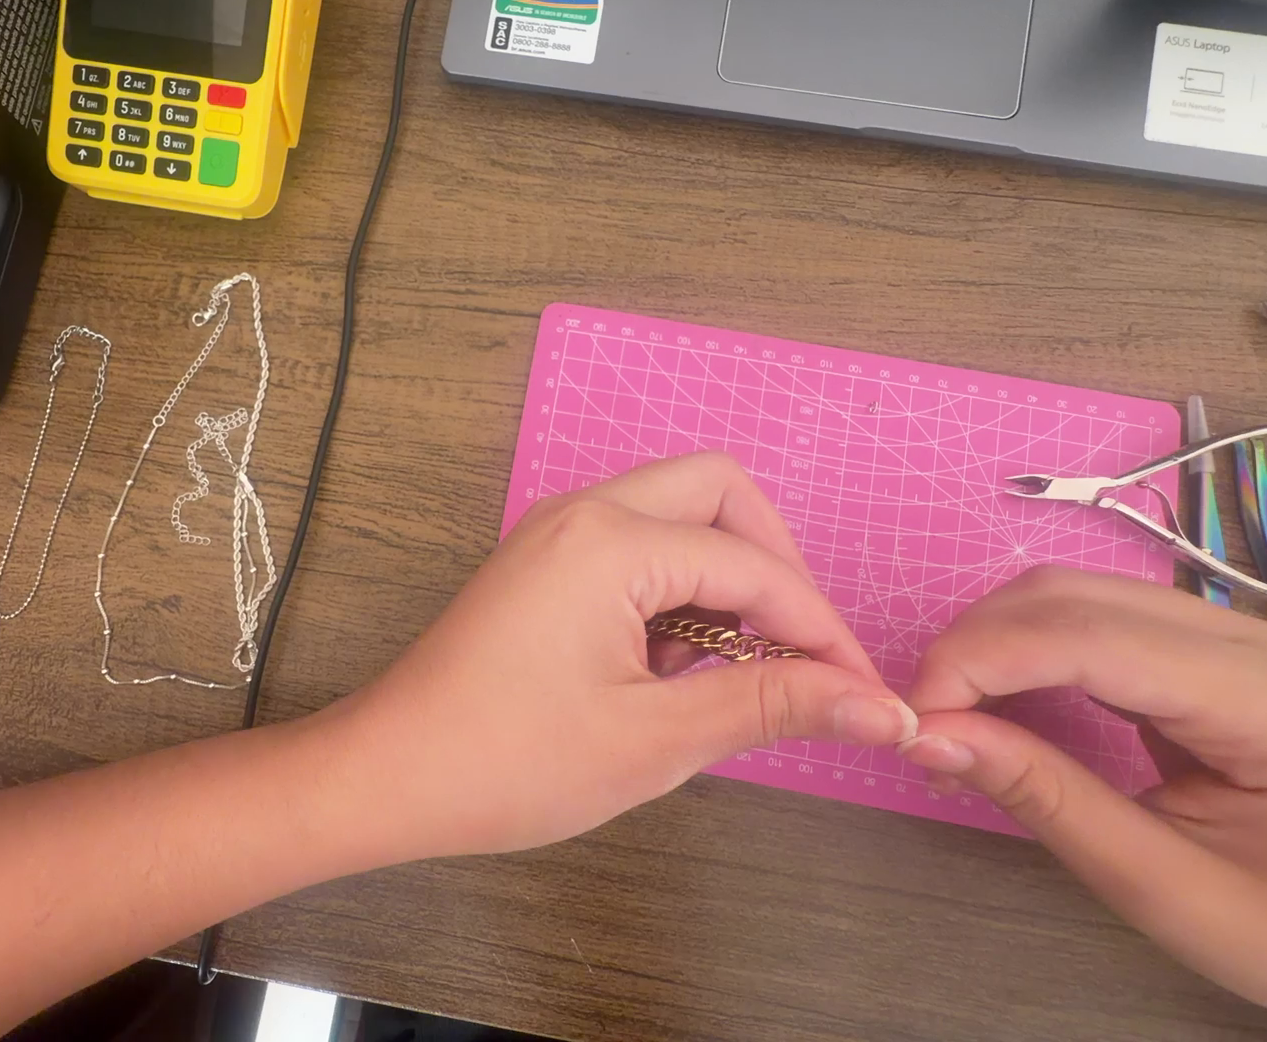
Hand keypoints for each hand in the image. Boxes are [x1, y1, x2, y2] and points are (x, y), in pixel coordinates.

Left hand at [316, 452, 915, 862]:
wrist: (390, 773)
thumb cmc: (509, 762)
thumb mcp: (654, 740)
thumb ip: (770, 704)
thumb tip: (876, 703)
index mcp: (610, 541)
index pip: (753, 565)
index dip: (819, 629)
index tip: (862, 692)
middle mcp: (582, 511)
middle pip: (717, 492)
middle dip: (773, 563)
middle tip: (792, 651)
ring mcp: (555, 530)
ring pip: (674, 513)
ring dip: (720, 576)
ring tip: (716, 669)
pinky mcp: (543, 560)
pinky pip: (634, 545)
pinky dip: (673, 588)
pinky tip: (666, 662)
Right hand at [896, 566, 1266, 1041]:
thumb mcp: (1172, 893)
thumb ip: (1044, 798)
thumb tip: (926, 736)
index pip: (1088, 637)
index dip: (978, 659)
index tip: (914, 718)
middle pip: (1073, 596)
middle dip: (975, 644)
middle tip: (929, 717)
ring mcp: (1254, 638)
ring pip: (1077, 594)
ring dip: (995, 641)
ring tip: (961, 709)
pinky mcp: (1229, 651)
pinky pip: (1101, 619)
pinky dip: (1031, 649)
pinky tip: (1011, 697)